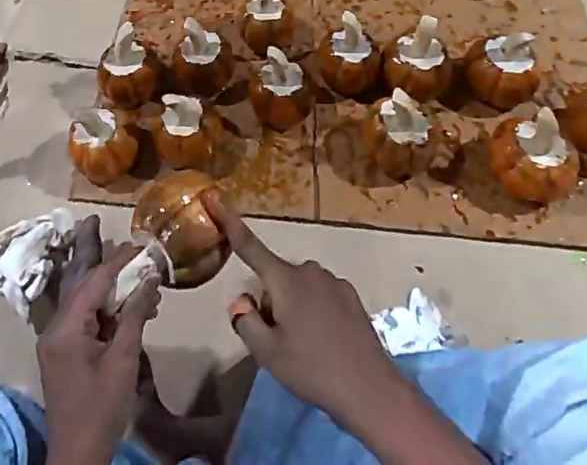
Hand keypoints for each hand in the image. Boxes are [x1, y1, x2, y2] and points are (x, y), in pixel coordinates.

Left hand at [39, 246, 161, 464]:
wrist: (78, 455)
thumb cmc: (101, 407)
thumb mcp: (123, 359)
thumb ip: (134, 314)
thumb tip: (150, 277)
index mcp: (66, 328)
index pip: (94, 282)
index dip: (118, 261)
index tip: (139, 244)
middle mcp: (55, 328)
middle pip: (74, 280)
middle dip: (85, 250)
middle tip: (91, 220)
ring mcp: (57, 340)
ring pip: (76, 295)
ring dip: (92, 272)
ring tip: (99, 242)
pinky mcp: (64, 351)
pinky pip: (81, 314)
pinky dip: (98, 300)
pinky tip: (117, 294)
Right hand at [210, 196, 489, 464]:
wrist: (368, 388)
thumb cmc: (312, 369)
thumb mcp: (268, 353)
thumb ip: (246, 322)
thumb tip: (240, 301)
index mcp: (285, 281)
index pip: (252, 248)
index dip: (232, 225)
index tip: (217, 199)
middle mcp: (309, 271)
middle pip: (278, 278)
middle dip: (273, 301)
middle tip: (281, 340)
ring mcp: (334, 281)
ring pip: (301, 287)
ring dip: (296, 307)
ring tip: (307, 346)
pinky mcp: (351, 295)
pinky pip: (322, 295)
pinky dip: (317, 311)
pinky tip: (328, 341)